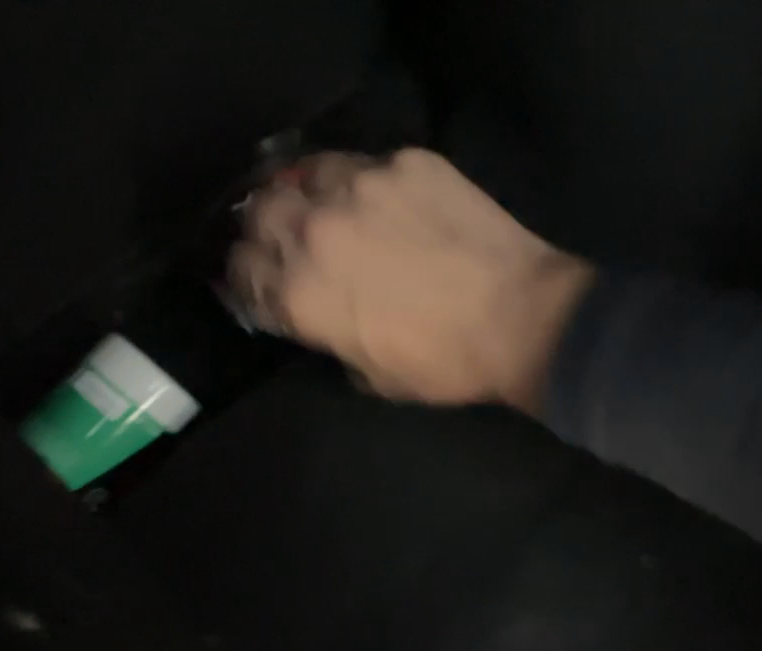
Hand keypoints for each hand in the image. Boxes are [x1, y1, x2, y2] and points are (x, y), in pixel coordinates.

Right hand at [227, 148, 593, 412]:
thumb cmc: (446, 364)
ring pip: (299, 175)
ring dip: (301, 196)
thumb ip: (329, 339)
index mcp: (299, 292)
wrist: (520, 318)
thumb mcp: (372, 376)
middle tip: (285, 243)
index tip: (259, 283)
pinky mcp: (403, 163)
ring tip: (321, 211)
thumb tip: (319, 321)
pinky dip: (356, 182)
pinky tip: (374, 199)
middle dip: (263, 231)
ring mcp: (359, 186)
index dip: (245, 280)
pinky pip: (359, 163)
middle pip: (257, 213)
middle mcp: (314, 229)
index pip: (240, 272)